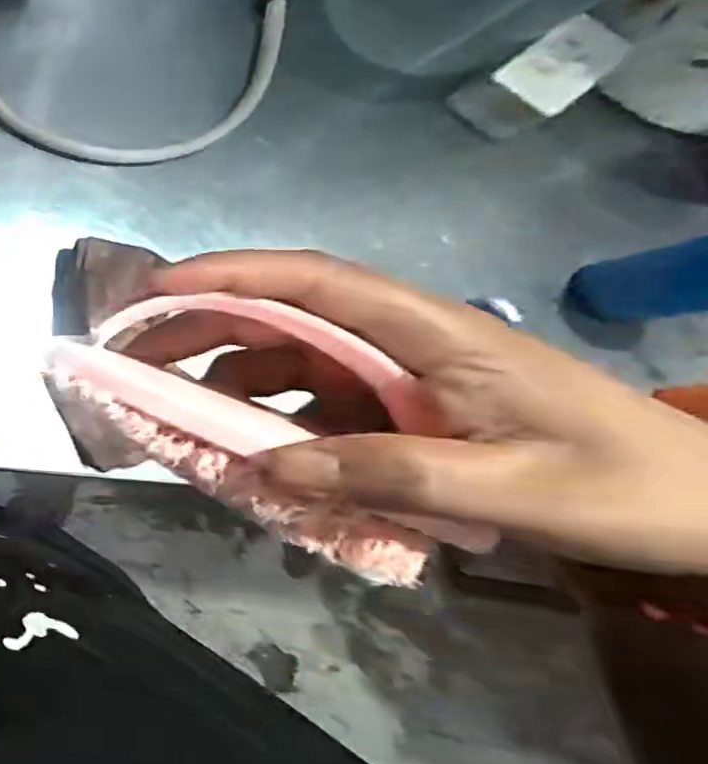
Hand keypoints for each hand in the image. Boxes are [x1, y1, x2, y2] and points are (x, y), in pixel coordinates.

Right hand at [124, 250, 707, 574]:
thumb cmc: (635, 487)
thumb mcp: (524, 489)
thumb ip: (395, 474)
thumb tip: (268, 464)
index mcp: (426, 331)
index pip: (310, 281)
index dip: (226, 274)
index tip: (156, 286)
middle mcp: (388, 340)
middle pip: (269, 314)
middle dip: (192, 325)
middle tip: (128, 354)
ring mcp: (380, 374)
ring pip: (272, 358)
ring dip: (213, 376)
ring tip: (163, 408)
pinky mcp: (378, 408)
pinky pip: (294, 404)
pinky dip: (253, 418)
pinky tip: (232, 446)